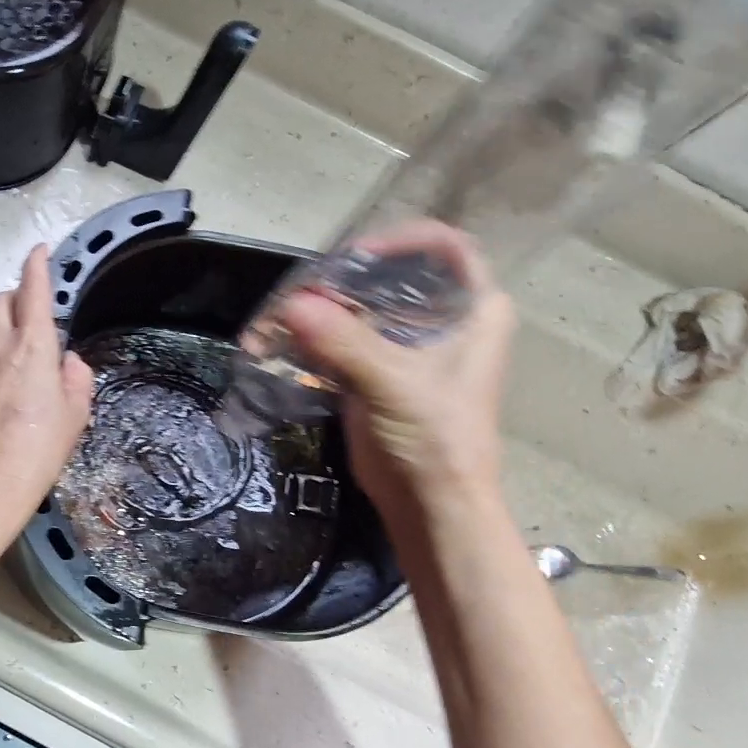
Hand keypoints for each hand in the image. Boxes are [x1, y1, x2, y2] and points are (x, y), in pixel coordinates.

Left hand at [0, 245, 94, 528]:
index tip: (39, 253)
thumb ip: (76, 376)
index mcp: (33, 347)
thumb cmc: (41, 449)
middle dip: (13, 300)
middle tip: (27, 319)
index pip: (33, 290)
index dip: (37, 266)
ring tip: (10, 379)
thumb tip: (65, 361)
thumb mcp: (76, 413)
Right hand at [278, 221, 515, 522]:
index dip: (400, 242)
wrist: (430, 505)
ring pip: (360, 314)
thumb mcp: (393, 384)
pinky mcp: (377, 378)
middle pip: (390, 280)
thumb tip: (293, 305)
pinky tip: (277, 347)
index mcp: (473, 312)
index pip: (444, 249)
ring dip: (316, 315)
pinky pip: (341, 346)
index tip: (352, 258)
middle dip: (340, 283)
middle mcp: (444, 323)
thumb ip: (345, 341)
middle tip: (297, 294)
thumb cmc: (435, 438)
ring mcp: (407, 352)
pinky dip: (310, 344)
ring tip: (273, 324)